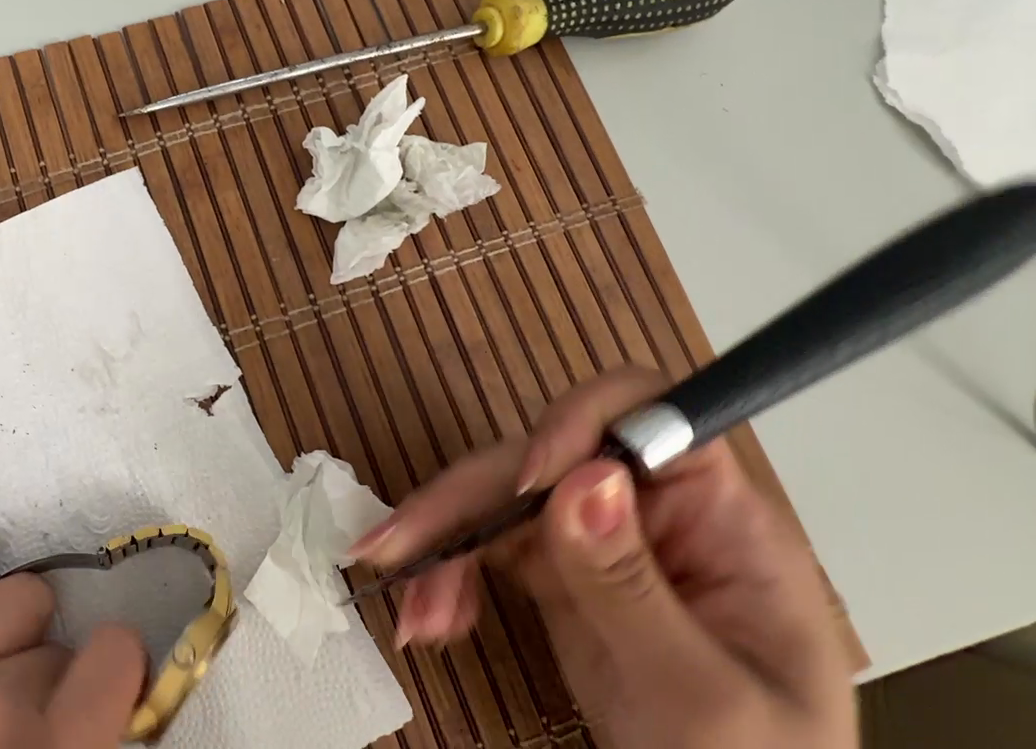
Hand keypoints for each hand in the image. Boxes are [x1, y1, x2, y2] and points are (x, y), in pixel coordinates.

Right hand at [348, 368, 856, 748]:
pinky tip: (430, 618)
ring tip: (414, 615)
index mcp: (714, 517)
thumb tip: (582, 478)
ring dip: (441, 546)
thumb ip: (633, 586)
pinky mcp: (555, 571)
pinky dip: (446, 576)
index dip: (576, 424)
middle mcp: (647, 510)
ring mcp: (596, 539)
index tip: (525, 483)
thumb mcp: (701, 692)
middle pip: (539, 460)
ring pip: (496, 500)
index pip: (644, 417)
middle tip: (396, 547)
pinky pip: (483, 547)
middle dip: (464, 502)